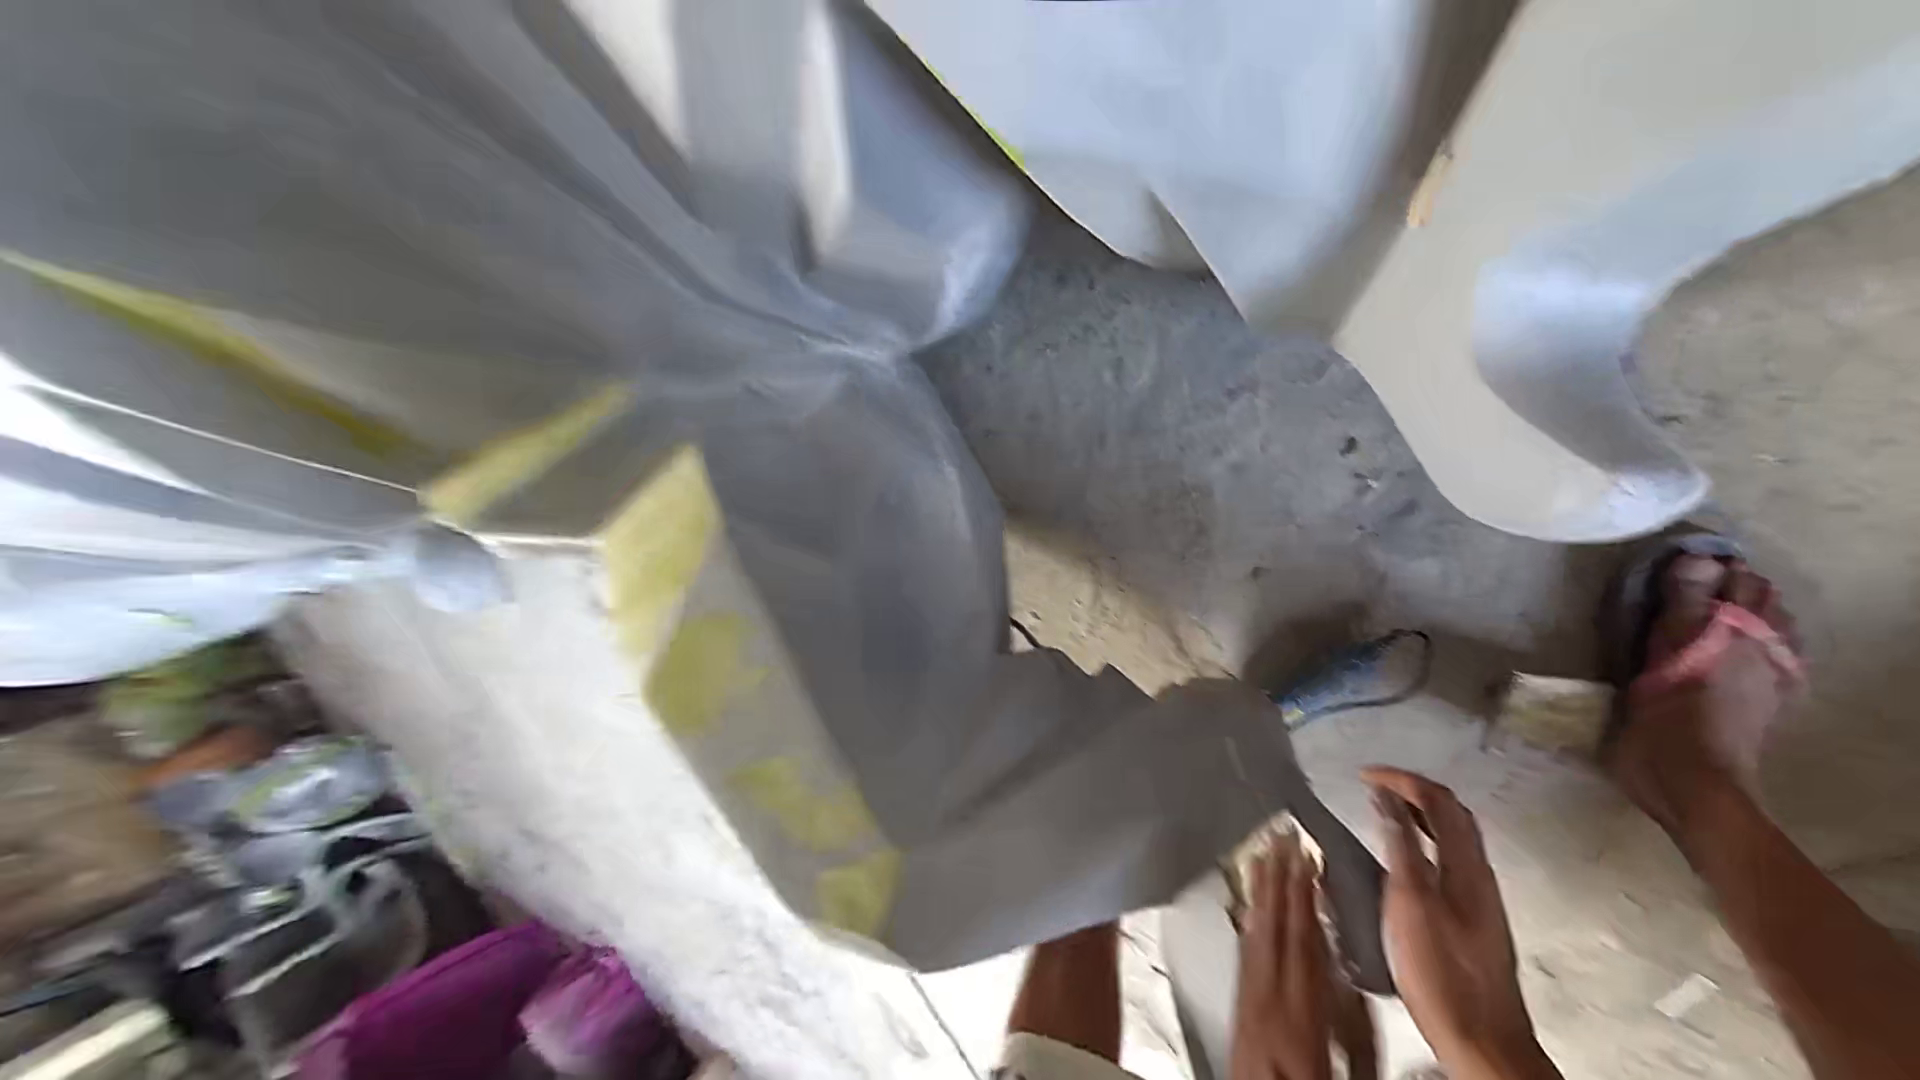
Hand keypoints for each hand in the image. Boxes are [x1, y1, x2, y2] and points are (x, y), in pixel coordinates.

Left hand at [1231, 834, 1333, 1079]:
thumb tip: (1355, 978)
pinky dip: (1249, 919)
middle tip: (1280, 835)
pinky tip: (1250, 903)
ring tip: (1262, 852)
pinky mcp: (1238, 1004)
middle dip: (1278, 878)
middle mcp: (1266, 996)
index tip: (1305, 857)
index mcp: (1299, 1012)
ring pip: (1254, 932)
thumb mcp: (1352, 1072)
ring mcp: (1247, 997)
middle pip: (1273, 926)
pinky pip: (1244, 952)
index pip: (1302, 941)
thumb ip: (1355, 1027)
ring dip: (1259, 890)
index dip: (1302, 895)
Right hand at [1361, 767, 1558, 1079]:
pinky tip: (1401, 851)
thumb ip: (1400, 846)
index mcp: (1465, 866)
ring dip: (1418, 811)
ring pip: (1453, 833)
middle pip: (1452, 812)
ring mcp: (1479, 894)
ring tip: (1380, 808)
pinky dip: (1423, 836)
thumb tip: (1386, 799)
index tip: (1363, 776)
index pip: (1437, 800)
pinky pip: (1449, 855)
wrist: (1481, 1038)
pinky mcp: (1472, 913)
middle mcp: (1477, 873)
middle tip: (1373, 785)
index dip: (1400, 779)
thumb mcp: (1409, 902)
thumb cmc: (1438, 970)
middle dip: (1411, 788)